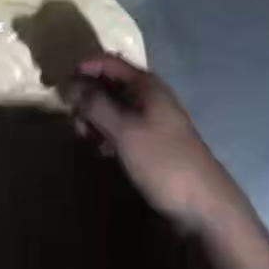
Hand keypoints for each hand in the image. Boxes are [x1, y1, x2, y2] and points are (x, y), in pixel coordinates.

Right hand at [64, 53, 246, 234]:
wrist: (206, 206)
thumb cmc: (163, 161)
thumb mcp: (124, 131)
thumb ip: (95, 105)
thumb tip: (69, 84)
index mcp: (146, 84)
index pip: (110, 62)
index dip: (85, 67)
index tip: (62, 82)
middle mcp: (151, 95)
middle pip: (111, 84)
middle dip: (88, 96)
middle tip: (71, 117)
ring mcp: (155, 119)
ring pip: (116, 107)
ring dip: (97, 116)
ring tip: (84, 136)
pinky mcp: (155, 143)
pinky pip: (124, 127)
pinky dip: (109, 132)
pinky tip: (102, 150)